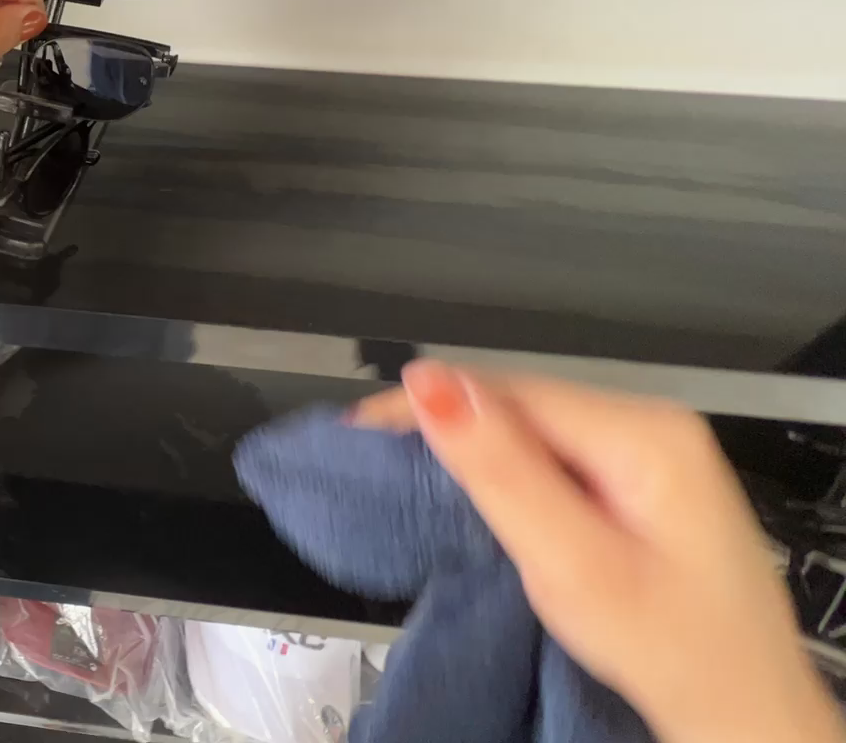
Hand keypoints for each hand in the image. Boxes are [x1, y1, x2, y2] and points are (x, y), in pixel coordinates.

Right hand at [353, 363, 843, 742]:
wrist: (736, 712)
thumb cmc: (670, 650)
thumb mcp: (570, 560)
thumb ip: (499, 467)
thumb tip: (430, 384)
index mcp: (644, 434)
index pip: (498, 390)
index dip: (419, 405)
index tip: (359, 432)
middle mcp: (647, 424)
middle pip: (506, 400)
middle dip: (437, 424)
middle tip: (377, 457)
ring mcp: (639, 446)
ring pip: (513, 420)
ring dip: (459, 443)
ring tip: (410, 468)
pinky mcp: (625, 470)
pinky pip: (533, 443)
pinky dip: (489, 461)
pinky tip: (470, 481)